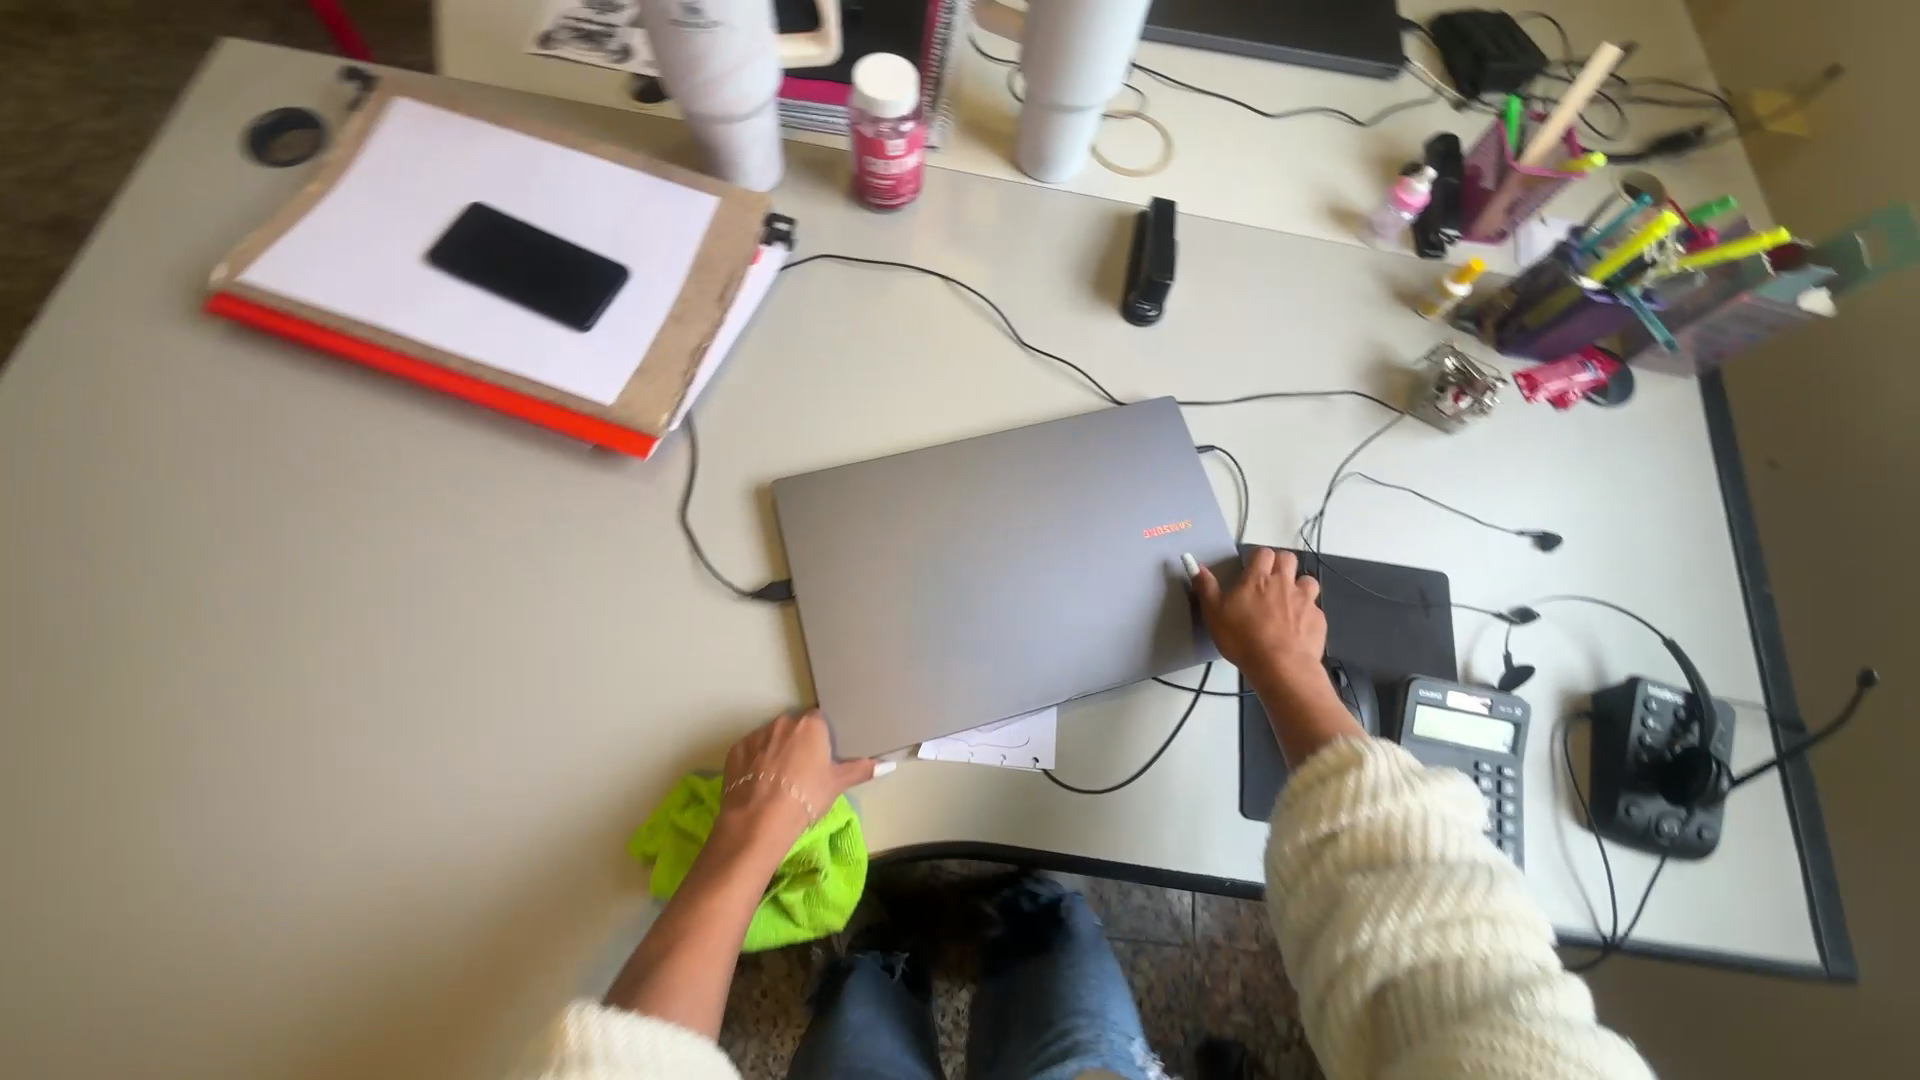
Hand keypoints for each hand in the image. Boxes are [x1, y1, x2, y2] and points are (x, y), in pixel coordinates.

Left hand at [718, 710, 878, 848]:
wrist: (760, 819)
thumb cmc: (806, 796)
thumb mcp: (837, 784)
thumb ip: (861, 770)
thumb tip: (888, 765)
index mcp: (811, 725)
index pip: (819, 721)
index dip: (821, 739)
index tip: (821, 757)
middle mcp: (783, 722)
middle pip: (794, 727)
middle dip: (797, 743)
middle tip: (802, 770)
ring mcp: (757, 735)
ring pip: (770, 738)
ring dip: (775, 751)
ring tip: (778, 779)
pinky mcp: (735, 750)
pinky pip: (750, 751)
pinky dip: (755, 762)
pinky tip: (759, 782)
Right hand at [1189, 547, 1327, 690]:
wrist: (1280, 665)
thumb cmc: (1241, 637)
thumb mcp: (1213, 612)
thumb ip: (1205, 586)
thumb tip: (1195, 564)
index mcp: (1257, 579)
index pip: (1263, 553)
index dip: (1258, 557)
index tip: (1252, 567)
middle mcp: (1284, 584)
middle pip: (1288, 558)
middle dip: (1280, 563)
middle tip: (1270, 579)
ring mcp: (1304, 600)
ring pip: (1307, 580)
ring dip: (1299, 585)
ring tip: (1289, 600)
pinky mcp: (1318, 619)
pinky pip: (1315, 608)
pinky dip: (1307, 612)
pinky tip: (1298, 626)